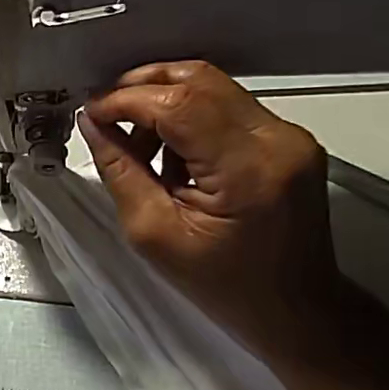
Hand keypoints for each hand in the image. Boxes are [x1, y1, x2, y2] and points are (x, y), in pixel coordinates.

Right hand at [78, 61, 344, 352]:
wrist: (295, 310)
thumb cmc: (225, 285)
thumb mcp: (153, 233)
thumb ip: (119, 170)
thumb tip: (93, 123)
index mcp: (247, 170)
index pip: (178, 104)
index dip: (125, 100)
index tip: (93, 114)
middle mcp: (277, 140)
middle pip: (197, 79)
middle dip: (141, 87)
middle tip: (107, 115)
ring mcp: (288, 135)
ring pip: (210, 85)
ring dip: (162, 101)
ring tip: (138, 143)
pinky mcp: (287, 137)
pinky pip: (225, 104)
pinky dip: (187, 115)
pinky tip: (170, 152)